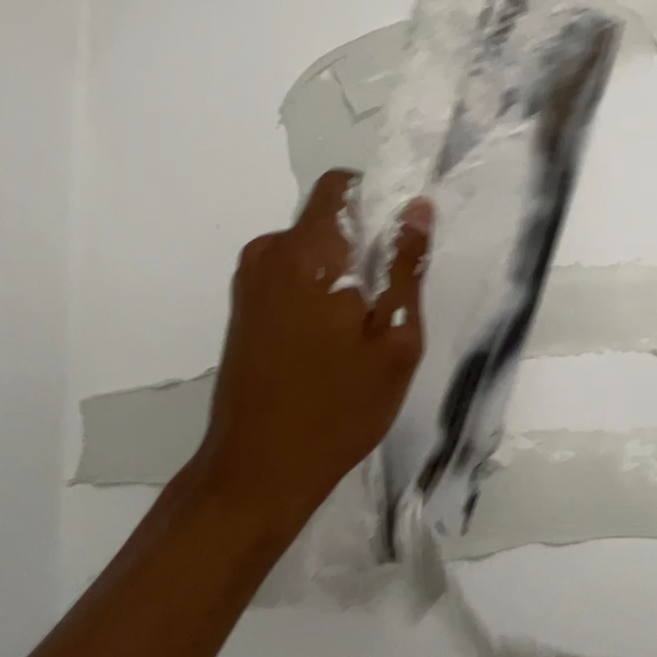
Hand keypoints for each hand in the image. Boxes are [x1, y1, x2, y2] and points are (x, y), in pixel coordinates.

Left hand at [198, 169, 431, 516]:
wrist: (257, 471)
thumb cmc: (338, 406)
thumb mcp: (395, 338)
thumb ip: (405, 266)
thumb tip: (416, 207)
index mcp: (308, 251)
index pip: (338, 185)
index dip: (374, 199)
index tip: (397, 242)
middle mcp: (269, 253)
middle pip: (325, 218)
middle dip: (361, 244)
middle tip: (385, 300)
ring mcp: (249, 282)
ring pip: (308, 249)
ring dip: (337, 270)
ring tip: (358, 330)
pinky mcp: (240, 308)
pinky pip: (287, 274)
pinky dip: (313, 289)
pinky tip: (327, 342)